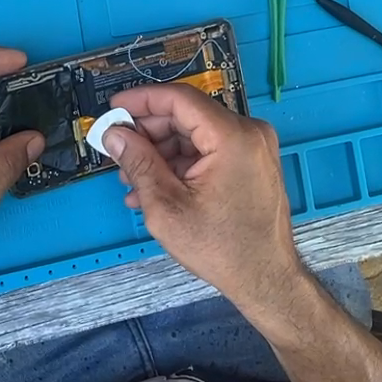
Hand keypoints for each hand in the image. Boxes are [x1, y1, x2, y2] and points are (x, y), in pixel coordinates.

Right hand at [104, 84, 303, 310]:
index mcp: (232, 137)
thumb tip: (114, 135)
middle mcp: (248, 133)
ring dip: (161, 151)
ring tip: (132, 179)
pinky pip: (208, 150)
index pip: (179, 99)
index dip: (142, 100)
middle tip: (118, 150)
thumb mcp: (167, 206)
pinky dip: (181, 163)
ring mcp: (253, 147)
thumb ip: (138, 163)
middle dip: (148, 132)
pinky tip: (155, 187)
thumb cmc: (223, 249)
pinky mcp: (251, 162)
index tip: (114, 107)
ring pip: (194, 134)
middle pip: (186, 116)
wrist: (266, 281)